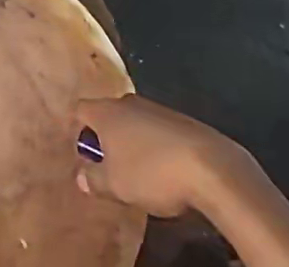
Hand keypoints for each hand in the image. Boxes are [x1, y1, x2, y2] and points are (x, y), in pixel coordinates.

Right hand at [73, 95, 261, 218]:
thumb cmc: (151, 172)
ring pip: (135, 122)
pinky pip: (158, 130)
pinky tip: (167, 170)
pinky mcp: (182, 121)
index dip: (77, 128)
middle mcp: (127, 103)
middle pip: (108, 114)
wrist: (211, 167)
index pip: (80, 110)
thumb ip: (94, 179)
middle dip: (107, 137)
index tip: (82, 151)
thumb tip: (81, 176)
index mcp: (105, 112)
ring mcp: (157, 109)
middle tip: (109, 165)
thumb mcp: (116, 185)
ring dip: (133, 142)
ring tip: (139, 171)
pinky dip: (156, 145)